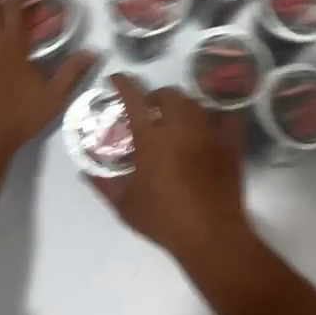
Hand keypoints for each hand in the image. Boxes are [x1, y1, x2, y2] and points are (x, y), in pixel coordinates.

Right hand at [88, 73, 251, 258]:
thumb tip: (85, 173)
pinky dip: (219, 116)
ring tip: (178, 117)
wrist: (210, 235)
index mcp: (151, 139)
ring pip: (196, 104)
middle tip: (151, 109)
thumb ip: (104, 185)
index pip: (134, 99)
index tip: (117, 78)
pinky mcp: (230, 146)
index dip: (124, 84)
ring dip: (183, 105)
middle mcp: (180, 129)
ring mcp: (209, 135)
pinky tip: (213, 123)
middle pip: (169, 95)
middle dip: (156, 96)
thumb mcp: (125, 206)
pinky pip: (229, 119)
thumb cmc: (163, 221)